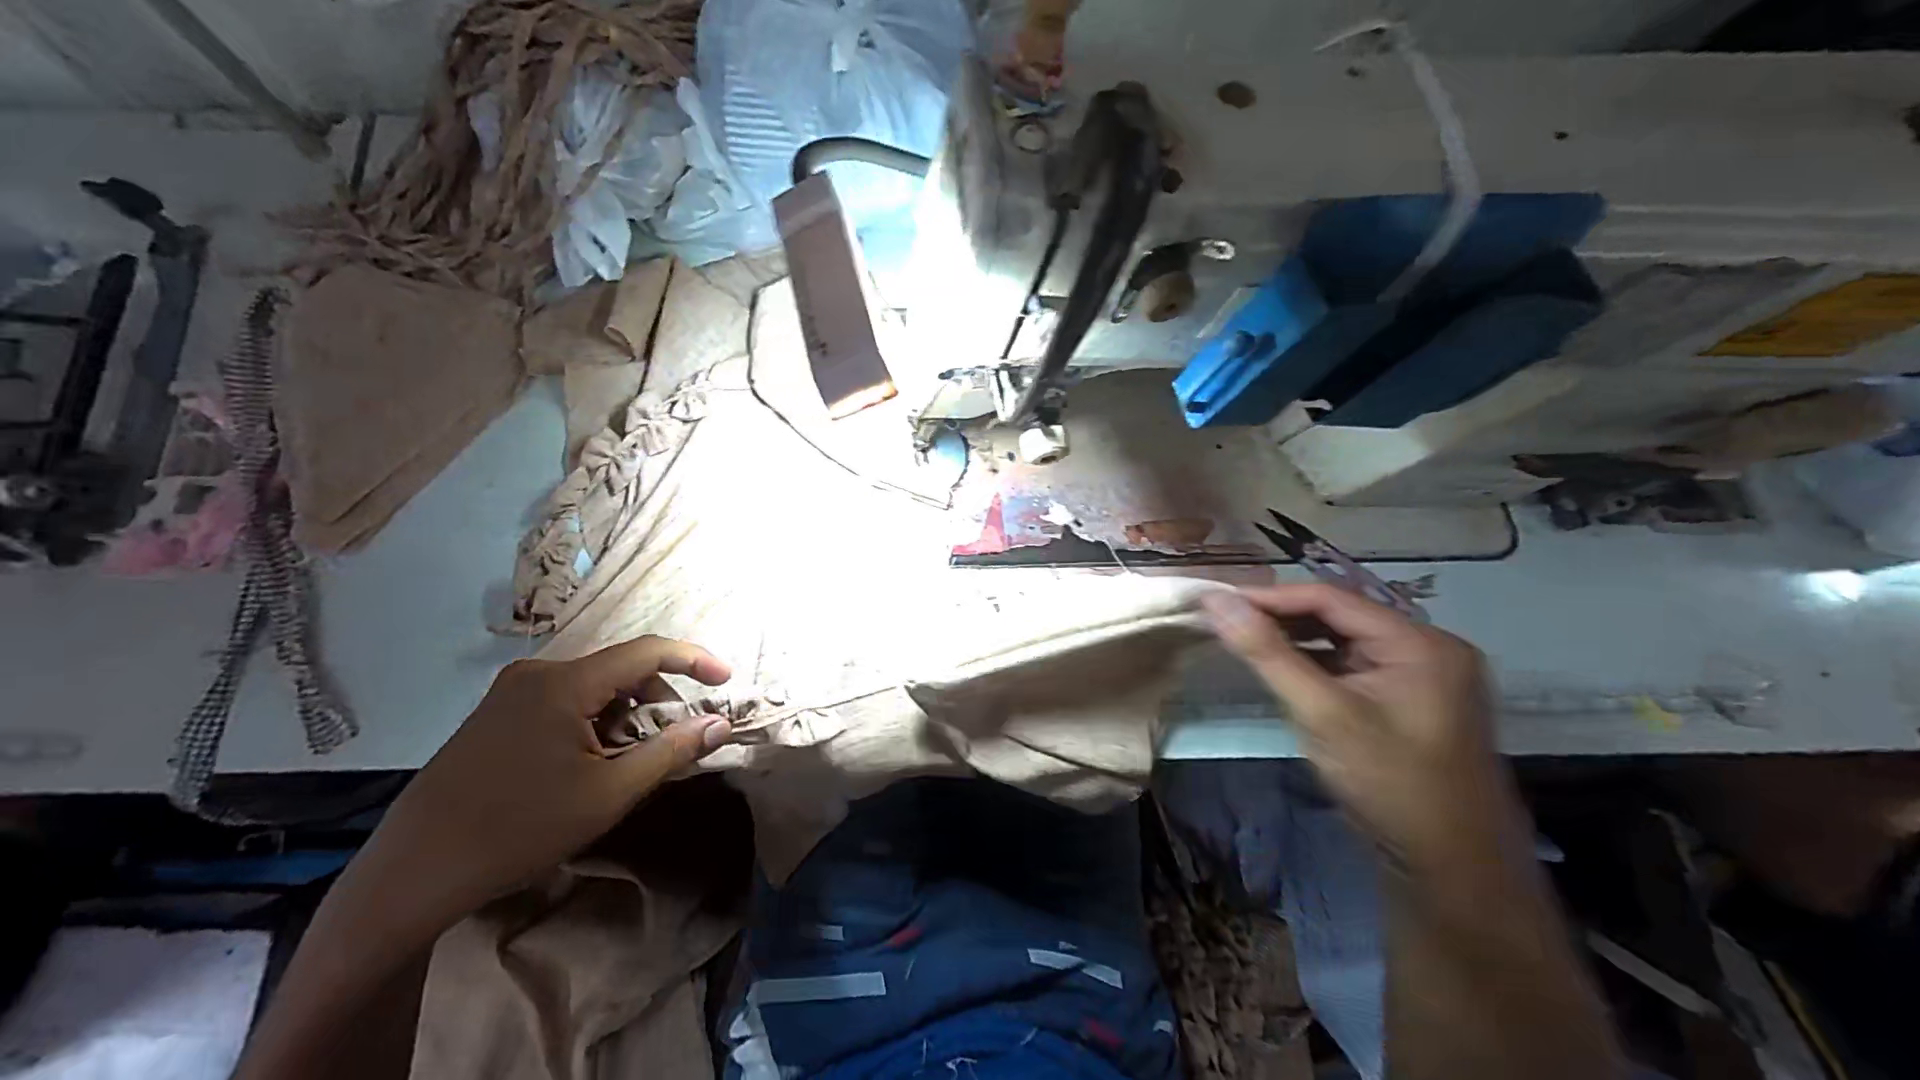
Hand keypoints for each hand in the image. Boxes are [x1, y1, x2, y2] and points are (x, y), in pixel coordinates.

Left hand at [342, 636, 733, 942]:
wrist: (414, 872)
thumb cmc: (520, 828)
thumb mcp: (609, 793)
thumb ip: (671, 751)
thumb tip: (719, 723)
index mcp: (565, 683)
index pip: (647, 651)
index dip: (694, 660)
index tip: (725, 680)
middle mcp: (537, 674)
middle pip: (620, 670)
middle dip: (656, 701)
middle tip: (670, 745)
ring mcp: (510, 693)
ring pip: (593, 688)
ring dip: (624, 716)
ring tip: (624, 765)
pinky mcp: (495, 715)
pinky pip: (565, 702)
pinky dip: (593, 723)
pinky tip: (587, 764)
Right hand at [1202, 585, 1523, 872]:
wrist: (1451, 869)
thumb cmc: (1388, 784)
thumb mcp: (1322, 713)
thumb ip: (1268, 653)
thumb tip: (1215, 602)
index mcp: (1420, 642)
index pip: (1331, 598)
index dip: (1270, 596)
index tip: (1217, 602)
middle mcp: (1428, 647)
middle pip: (1340, 616)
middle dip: (1281, 617)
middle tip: (1226, 621)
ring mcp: (1423, 675)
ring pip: (1345, 641)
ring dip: (1296, 640)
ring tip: (1244, 640)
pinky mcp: (1410, 700)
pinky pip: (1355, 666)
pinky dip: (1317, 664)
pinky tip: (1282, 669)